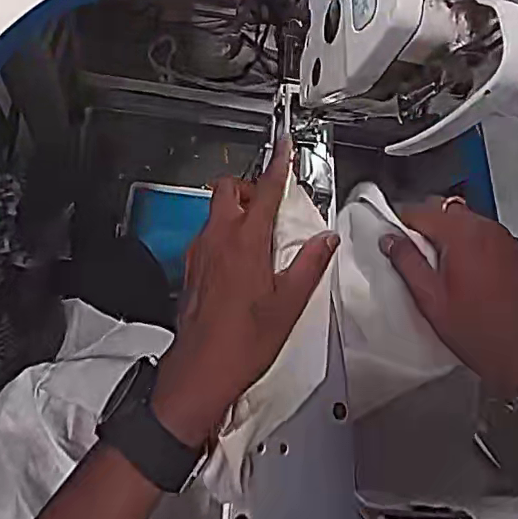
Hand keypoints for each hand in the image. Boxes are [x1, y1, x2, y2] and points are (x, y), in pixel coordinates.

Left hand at [154, 141, 337, 445]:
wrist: (199, 372)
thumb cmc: (243, 342)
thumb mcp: (289, 303)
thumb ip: (311, 264)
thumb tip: (326, 240)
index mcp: (247, 242)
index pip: (266, 190)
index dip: (278, 164)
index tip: (284, 147)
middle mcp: (219, 239)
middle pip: (230, 188)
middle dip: (251, 186)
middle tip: (271, 204)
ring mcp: (200, 252)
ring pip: (216, 209)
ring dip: (238, 209)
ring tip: (260, 234)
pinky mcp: (191, 267)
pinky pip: (208, 232)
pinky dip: (225, 231)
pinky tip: (240, 258)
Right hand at [383, 199, 517, 396]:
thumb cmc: (480, 331)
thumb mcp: (430, 298)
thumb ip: (407, 262)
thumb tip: (391, 240)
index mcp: (462, 234)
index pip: (422, 211)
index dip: (403, 223)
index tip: (396, 238)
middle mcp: (487, 229)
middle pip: (446, 209)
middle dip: (427, 224)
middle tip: (416, 253)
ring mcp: (505, 238)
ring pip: (467, 218)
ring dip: (450, 232)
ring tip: (442, 266)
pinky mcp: (516, 251)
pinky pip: (487, 233)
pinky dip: (473, 241)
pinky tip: (468, 272)